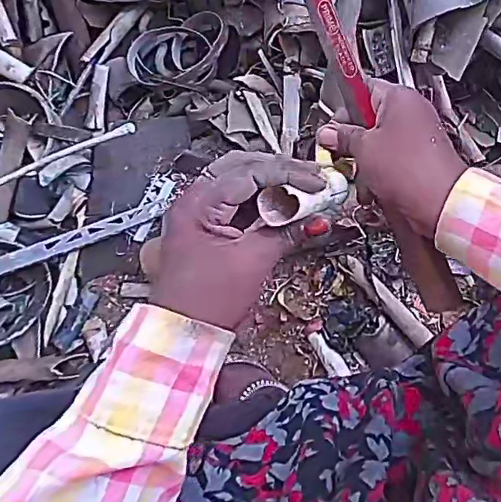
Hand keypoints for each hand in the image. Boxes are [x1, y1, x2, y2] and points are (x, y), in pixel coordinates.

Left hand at [150, 152, 326, 330]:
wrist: (184, 333)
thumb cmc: (205, 303)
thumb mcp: (252, 262)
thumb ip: (284, 232)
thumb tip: (313, 216)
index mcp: (197, 202)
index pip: (249, 171)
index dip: (288, 173)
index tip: (316, 181)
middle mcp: (195, 201)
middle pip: (244, 168)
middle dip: (281, 171)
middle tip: (313, 179)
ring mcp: (200, 213)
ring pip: (242, 183)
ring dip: (274, 185)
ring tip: (304, 192)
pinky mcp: (209, 227)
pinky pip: (239, 204)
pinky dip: (264, 203)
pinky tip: (286, 208)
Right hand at [316, 79, 466, 238]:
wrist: (441, 205)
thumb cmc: (411, 171)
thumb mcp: (364, 149)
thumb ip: (342, 136)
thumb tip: (329, 133)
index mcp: (399, 98)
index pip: (362, 87)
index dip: (343, 105)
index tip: (332, 120)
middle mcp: (411, 113)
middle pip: (368, 118)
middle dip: (351, 138)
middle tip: (339, 149)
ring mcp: (417, 137)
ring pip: (377, 142)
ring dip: (362, 160)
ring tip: (359, 174)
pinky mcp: (418, 160)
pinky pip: (389, 160)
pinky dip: (378, 172)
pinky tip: (372, 187)